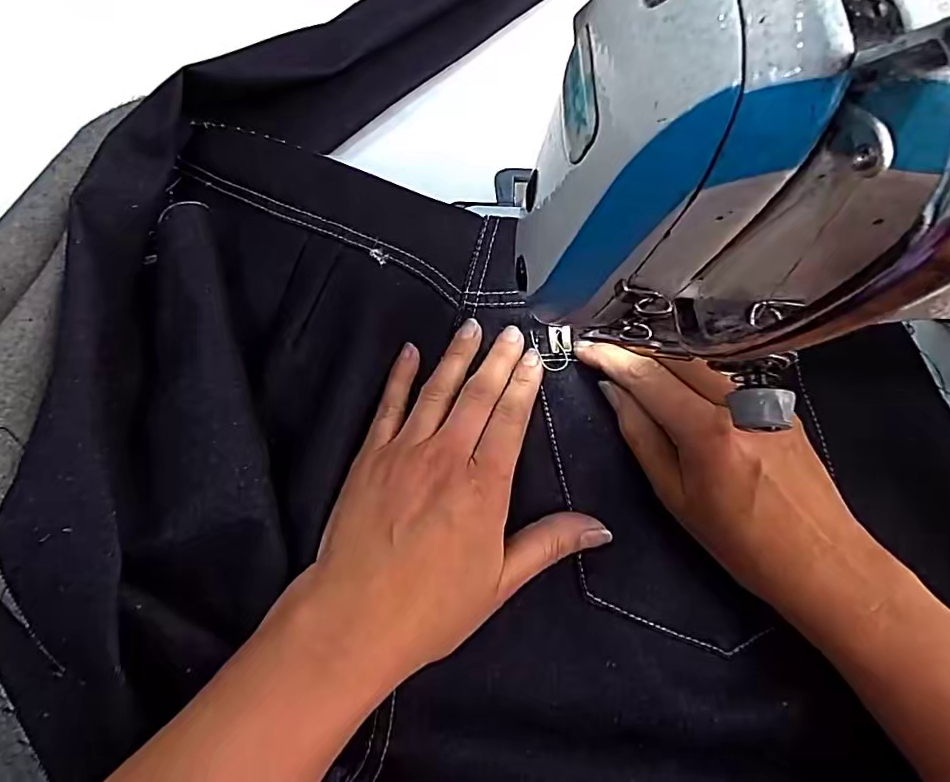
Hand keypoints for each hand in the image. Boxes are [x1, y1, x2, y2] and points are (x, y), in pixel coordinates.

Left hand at [290, 320, 611, 689]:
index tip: (532, 358)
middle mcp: (447, 458)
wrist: (351, 620)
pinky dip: (400, 376)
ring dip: (457, 356)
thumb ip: (549, 544)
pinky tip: (409, 353)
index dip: (523, 384)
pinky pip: (389, 405)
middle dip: (497, 359)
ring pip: (438, 390)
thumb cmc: (429, 608)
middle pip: (479, 395)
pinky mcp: (371, 456)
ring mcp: (406, 452)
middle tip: (509, 332)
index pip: (510, 419)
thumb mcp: (500, 582)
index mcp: (484, 487)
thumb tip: (597, 528)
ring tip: (471, 328)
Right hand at [575, 342, 882, 617]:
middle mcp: (738, 401)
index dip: (611, 357)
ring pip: (699, 361)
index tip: (587, 349)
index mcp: (708, 430)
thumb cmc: (745, 544)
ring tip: (636, 370)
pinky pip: (724, 375)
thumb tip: (615, 393)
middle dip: (635, 350)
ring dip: (663, 359)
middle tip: (605, 355)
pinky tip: (681, 387)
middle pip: (673, 355)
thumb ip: (641, 436)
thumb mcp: (677, 498)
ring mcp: (763, 396)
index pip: (647, 376)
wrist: (823, 559)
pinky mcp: (777, 400)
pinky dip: (694, 374)